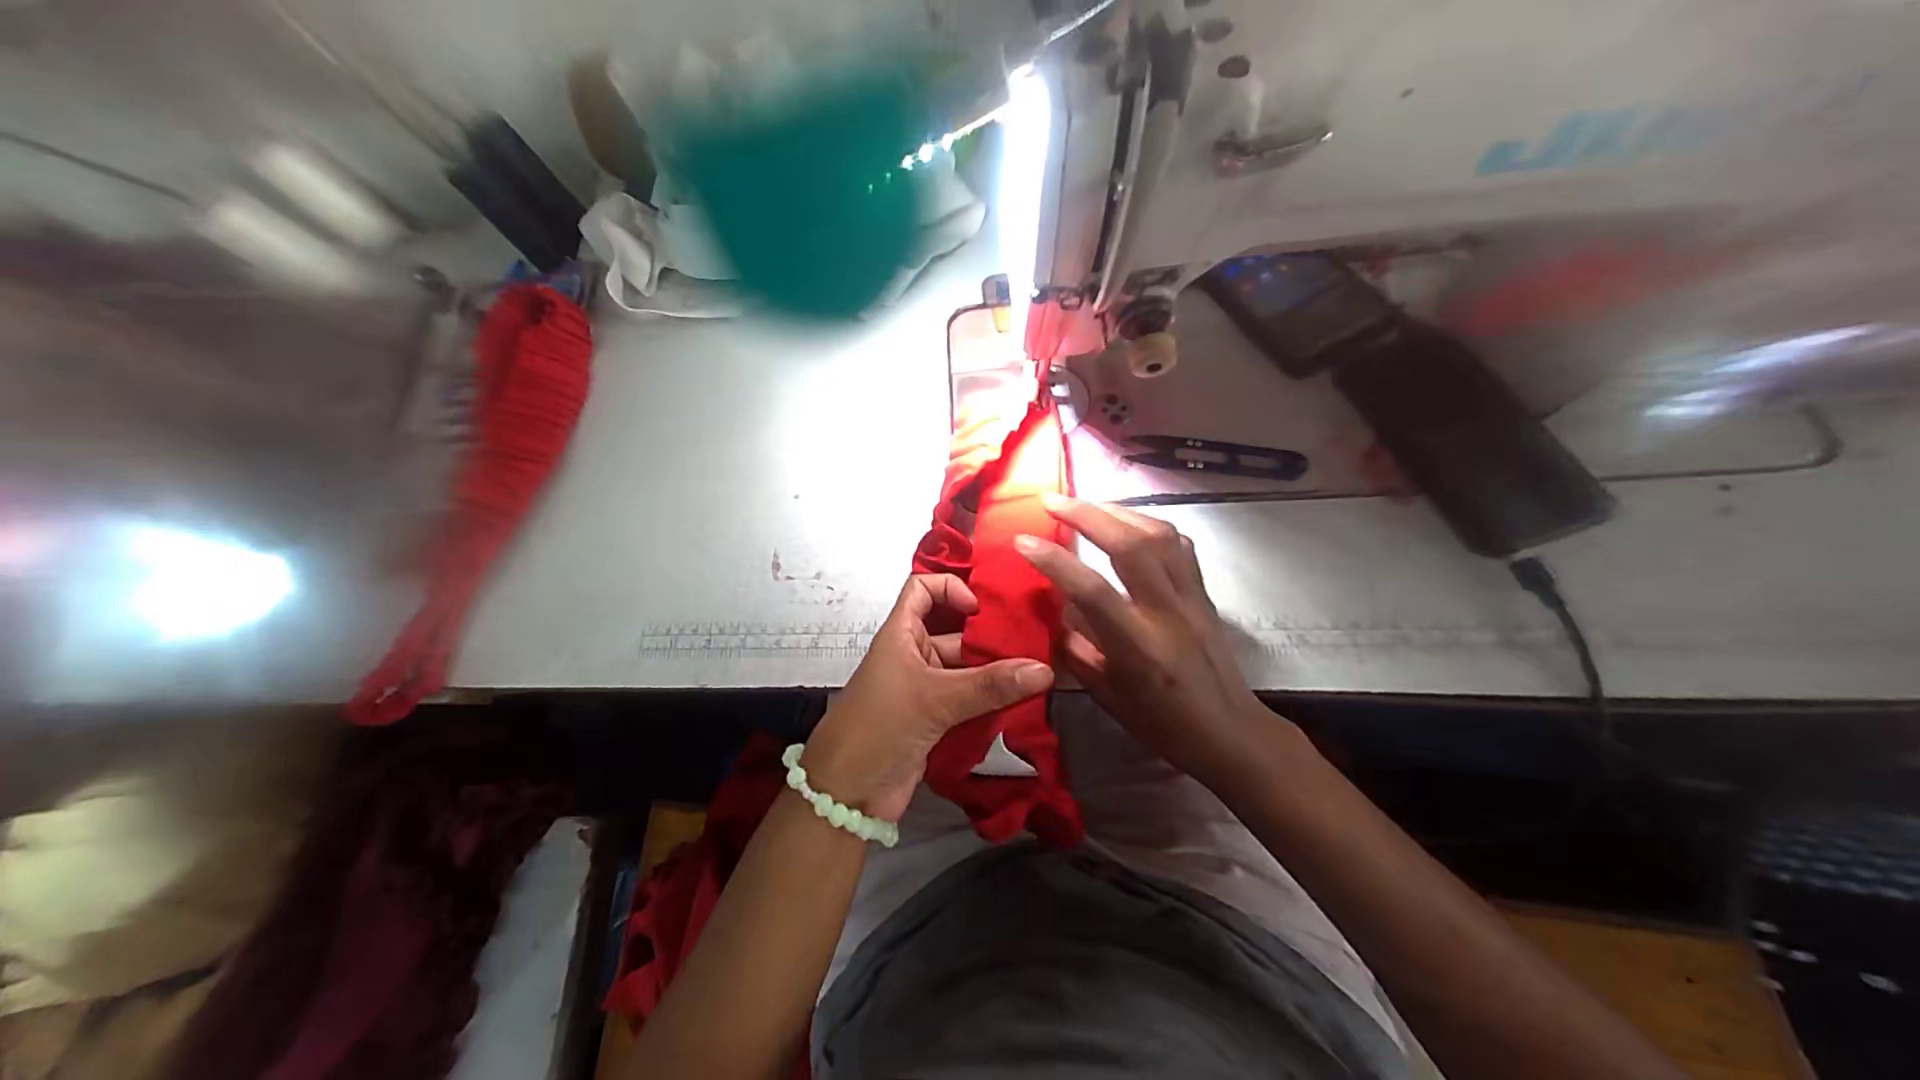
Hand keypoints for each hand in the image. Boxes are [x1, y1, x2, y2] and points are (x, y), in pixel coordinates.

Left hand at [803, 574, 1053, 822]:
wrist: (848, 794)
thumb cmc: (880, 726)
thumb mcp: (936, 699)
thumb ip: (990, 685)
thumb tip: (1045, 669)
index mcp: (901, 633)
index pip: (923, 589)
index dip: (952, 587)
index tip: (983, 608)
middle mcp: (914, 654)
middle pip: (956, 631)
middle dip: (991, 636)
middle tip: (1037, 641)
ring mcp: (926, 688)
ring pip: (967, 669)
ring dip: (998, 672)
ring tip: (1042, 671)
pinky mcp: (936, 719)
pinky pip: (970, 699)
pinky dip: (994, 700)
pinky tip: (1027, 701)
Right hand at [1013, 495, 1287, 790]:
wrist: (1231, 732)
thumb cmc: (1163, 724)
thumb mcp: (1107, 695)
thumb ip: (1076, 649)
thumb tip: (1056, 608)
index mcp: (1138, 647)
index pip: (1092, 590)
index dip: (1055, 561)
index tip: (1023, 540)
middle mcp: (1167, 613)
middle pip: (1131, 545)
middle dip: (1088, 515)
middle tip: (1053, 501)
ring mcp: (1191, 598)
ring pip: (1159, 535)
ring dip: (1118, 512)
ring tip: (1087, 505)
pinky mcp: (1204, 593)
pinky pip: (1179, 545)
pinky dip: (1150, 525)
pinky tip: (1130, 524)